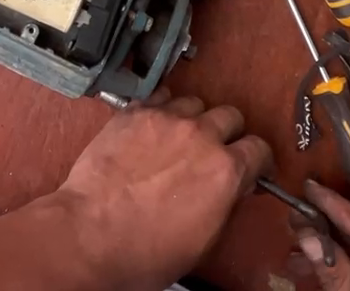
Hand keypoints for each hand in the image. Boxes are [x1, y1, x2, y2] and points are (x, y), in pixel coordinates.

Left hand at [54, 89, 273, 290]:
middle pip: (231, 115)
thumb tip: (233, 186)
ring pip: (195, 102)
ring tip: (181, 137)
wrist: (91, 233)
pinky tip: (154, 128)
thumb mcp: (202, 241)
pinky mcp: (136, 111)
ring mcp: (166, 118)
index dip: (257, 159)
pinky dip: (163, 109)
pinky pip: (160, 97)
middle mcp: (201, 135)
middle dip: (229, 132)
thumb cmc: (145, 252)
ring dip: (195, 118)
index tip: (251, 165)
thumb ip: (225, 203)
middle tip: (216, 149)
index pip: (259, 148)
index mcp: (225, 170)